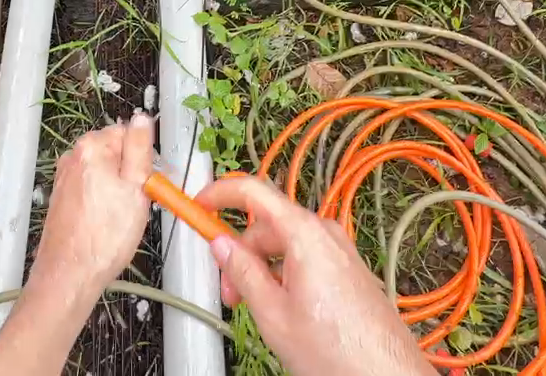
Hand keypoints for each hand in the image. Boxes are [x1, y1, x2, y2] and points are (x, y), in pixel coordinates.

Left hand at [30, 114, 154, 295]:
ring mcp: (64, 176)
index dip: (141, 159)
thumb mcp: (136, 188)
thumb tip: (141, 117)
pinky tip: (104, 225)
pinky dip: (100, 201)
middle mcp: (73, 155)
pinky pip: (90, 188)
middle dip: (128, 174)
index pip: (128, 133)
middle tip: (133, 204)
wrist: (68, 276)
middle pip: (114, 152)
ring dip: (115, 189)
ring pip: (103, 172)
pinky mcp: (61, 197)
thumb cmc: (106, 235)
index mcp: (91, 146)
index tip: (144, 184)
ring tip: (119, 219)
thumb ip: (139, 148)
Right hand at [197, 175, 436, 375]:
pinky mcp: (348, 268)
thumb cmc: (342, 354)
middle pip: (265, 224)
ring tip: (255, 308)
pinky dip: (284, 273)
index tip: (197, 203)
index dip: (218, 193)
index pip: (251, 191)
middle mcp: (324, 232)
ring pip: (285, 243)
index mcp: (304, 233)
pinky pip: (305, 257)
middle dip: (239, 251)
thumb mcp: (273, 314)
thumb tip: (222, 245)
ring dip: (261, 267)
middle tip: (227, 288)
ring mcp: (339, 249)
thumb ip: (242, 273)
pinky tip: (282, 308)